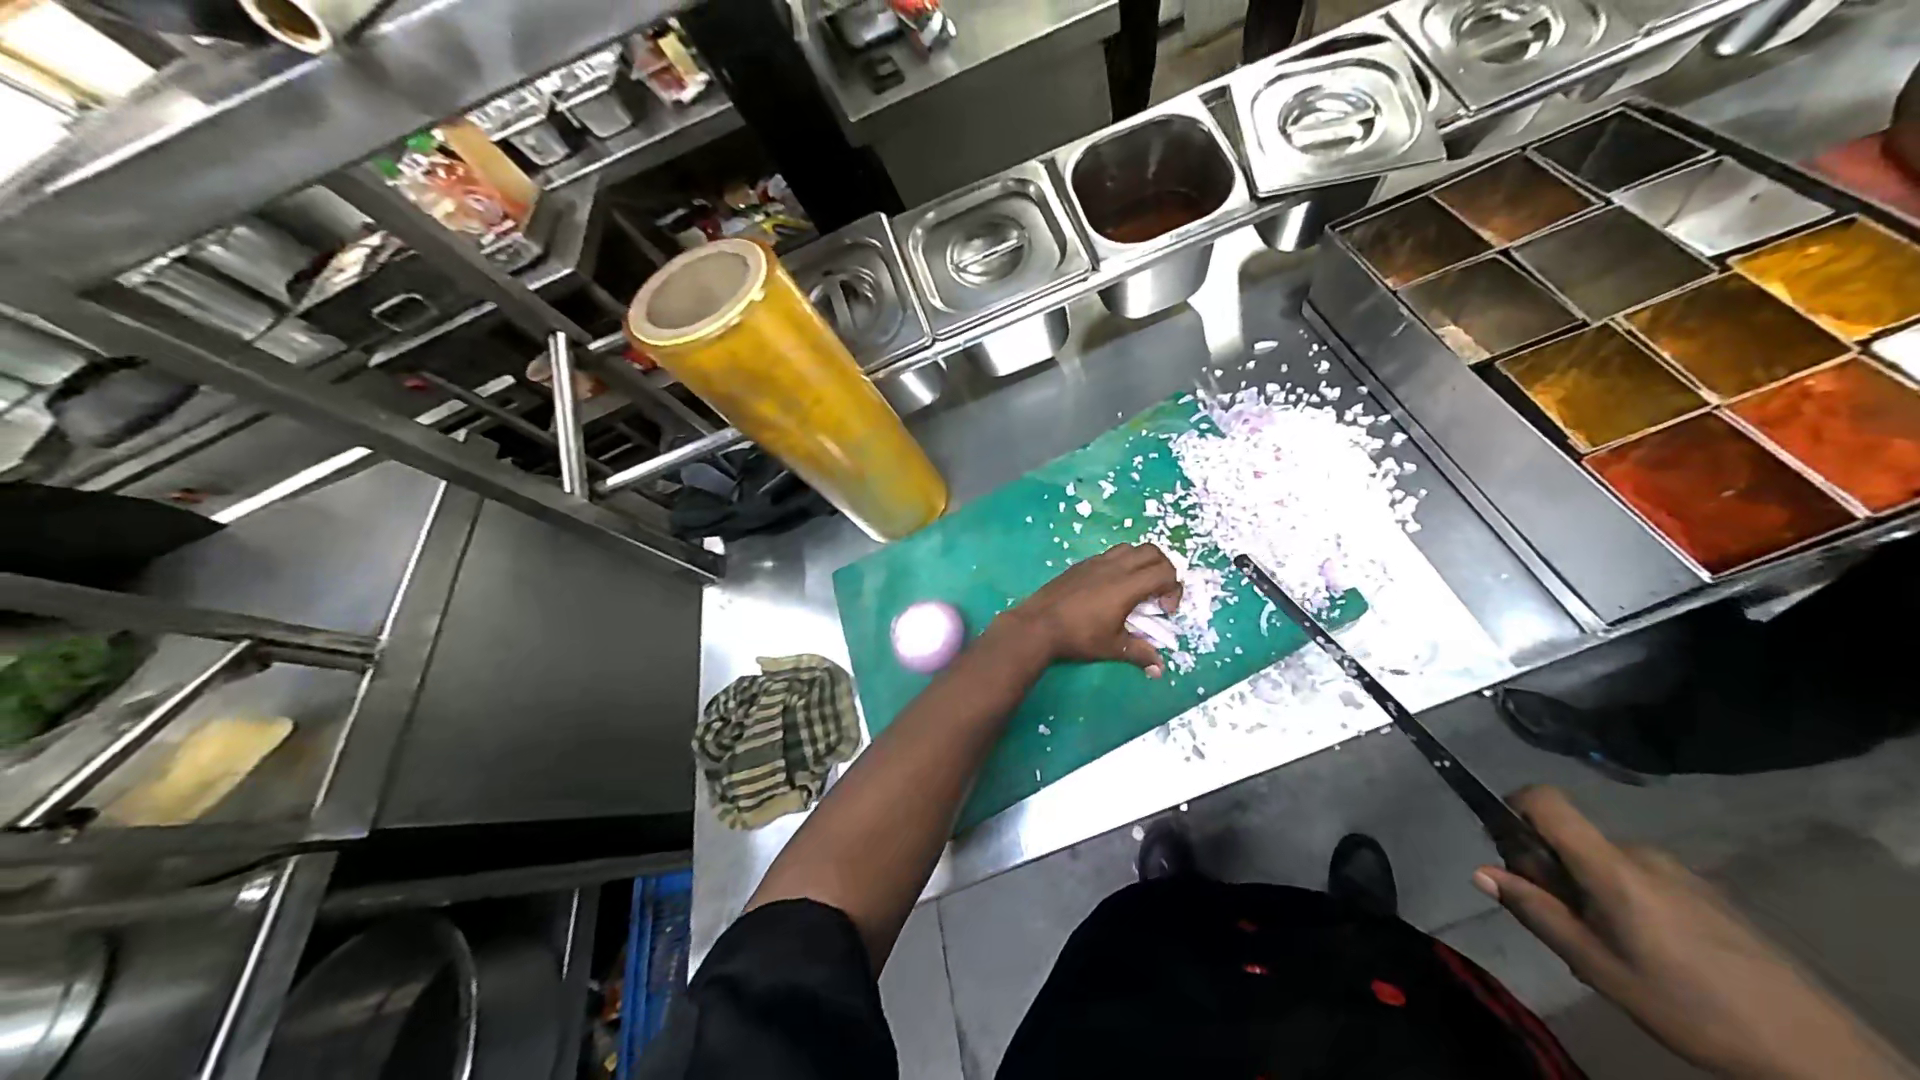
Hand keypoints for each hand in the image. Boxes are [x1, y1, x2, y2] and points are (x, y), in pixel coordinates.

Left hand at [997, 543, 1181, 675]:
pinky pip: (1109, 554)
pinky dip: (1120, 564)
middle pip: (1152, 552)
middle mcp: (1114, 567)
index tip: (1164, 611)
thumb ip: (1139, 653)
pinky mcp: (1080, 565)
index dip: (1174, 589)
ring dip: (1141, 562)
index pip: (1165, 572)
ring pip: (1129, 548)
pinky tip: (1110, 587)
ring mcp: (1095, 562)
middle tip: (1157, 593)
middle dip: (1163, 569)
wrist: (1037, 625)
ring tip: (1136, 587)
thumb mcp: (1112, 647)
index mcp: (1127, 585)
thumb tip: (1159, 669)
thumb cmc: (1077, 636)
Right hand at [1476, 787, 1916, 1079]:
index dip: (1513, 808)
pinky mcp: (1703, 891)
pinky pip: (1637, 877)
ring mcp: (1678, 871)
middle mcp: (1642, 855)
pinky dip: (1621, 900)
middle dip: (1550, 871)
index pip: (1546, 801)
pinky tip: (1648, 951)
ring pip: (1602, 862)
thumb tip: (1481, 871)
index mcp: (1612, 868)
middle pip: (1570, 839)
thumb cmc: (1689, 1006)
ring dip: (1586, 890)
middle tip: (1565, 926)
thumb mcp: (1598, 968)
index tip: (1508, 849)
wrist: (1816, 1052)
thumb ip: (1538, 913)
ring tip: (1609, 947)